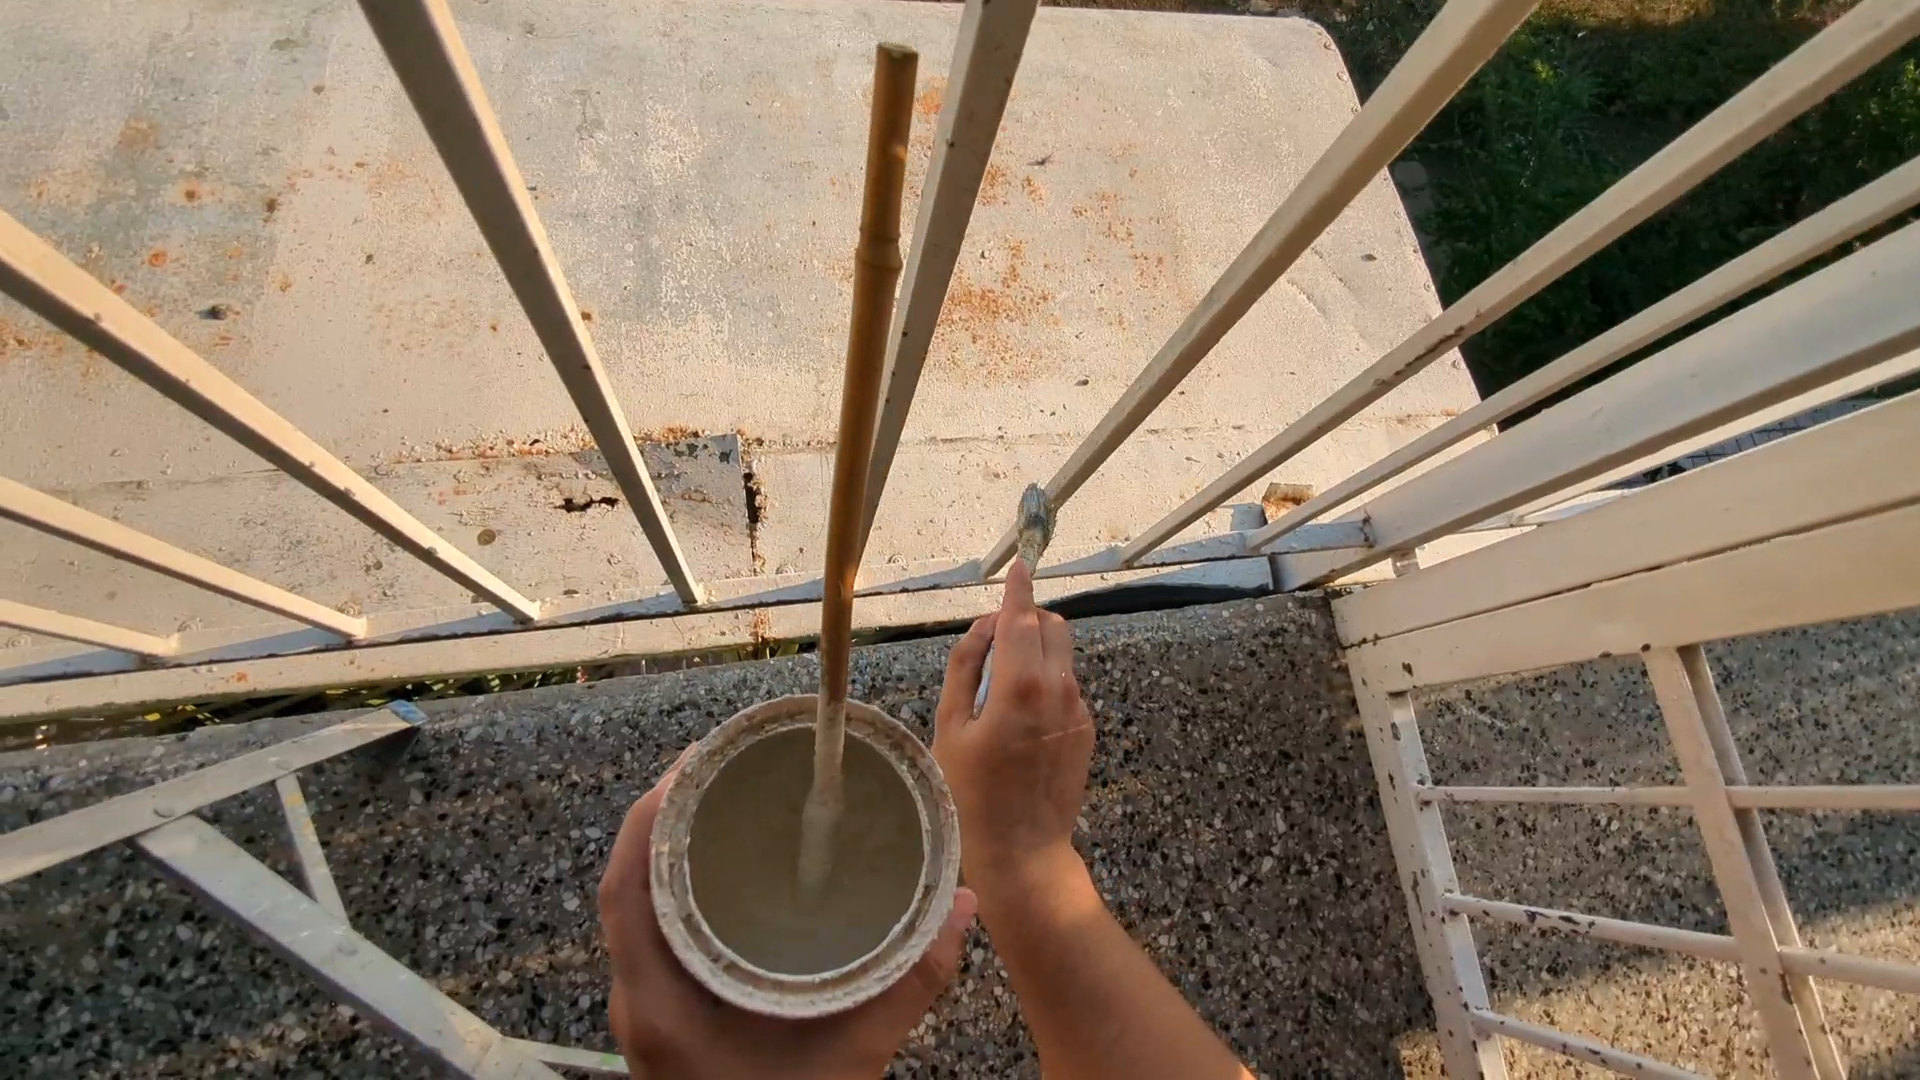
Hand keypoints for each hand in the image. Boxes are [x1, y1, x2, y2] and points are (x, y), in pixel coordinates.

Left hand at [598, 750, 977, 1078]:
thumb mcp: (857, 1053)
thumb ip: (913, 977)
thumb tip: (965, 900)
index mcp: (662, 1001)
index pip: (625, 890)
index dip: (648, 817)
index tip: (692, 764)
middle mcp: (639, 998)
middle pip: (627, 884)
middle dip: (664, 814)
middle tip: (718, 765)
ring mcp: (646, 1005)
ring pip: (637, 905)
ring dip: (666, 845)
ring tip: (717, 798)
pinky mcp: (662, 1011)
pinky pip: (652, 928)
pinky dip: (674, 881)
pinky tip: (719, 865)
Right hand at [933, 559, 1094, 914]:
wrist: (1023, 850)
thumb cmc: (971, 792)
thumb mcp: (951, 727)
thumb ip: (966, 666)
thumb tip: (983, 627)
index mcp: (1019, 684)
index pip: (1021, 618)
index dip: (1018, 589)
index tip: (1020, 564)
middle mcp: (1058, 688)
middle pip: (1051, 626)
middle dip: (1027, 619)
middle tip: (995, 640)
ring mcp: (1078, 708)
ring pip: (1062, 654)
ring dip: (1037, 649)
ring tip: (1004, 686)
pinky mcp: (1087, 727)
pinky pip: (1067, 684)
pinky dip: (1046, 680)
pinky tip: (1022, 719)